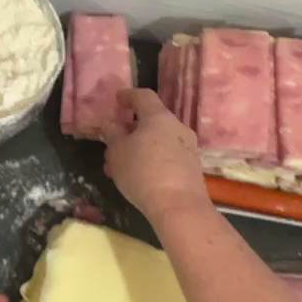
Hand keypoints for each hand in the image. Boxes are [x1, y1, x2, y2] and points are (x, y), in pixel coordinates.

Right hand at [99, 88, 210, 222]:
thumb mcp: (117, 151)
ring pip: (159, 140)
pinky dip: (152, 159)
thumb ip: (112, 134)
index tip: (117, 100)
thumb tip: (109, 124)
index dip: (128, 96)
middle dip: (133, 127)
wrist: (179, 205)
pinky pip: (168, 155)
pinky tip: (139, 175)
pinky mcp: (192, 167)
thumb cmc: (142, 171)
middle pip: (153, 119)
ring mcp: (188, 147)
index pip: (144, 96)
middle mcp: (177, 127)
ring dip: (141, 146)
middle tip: (116, 138)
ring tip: (122, 163)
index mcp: (158, 117)